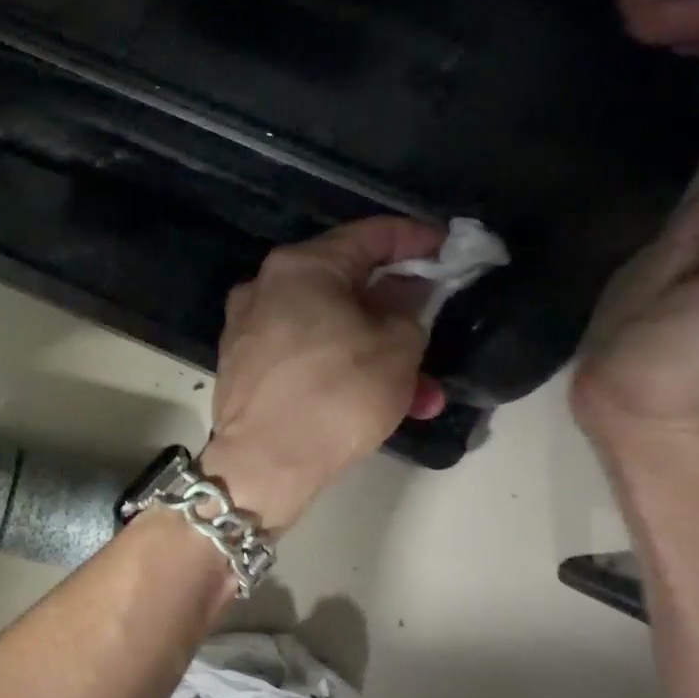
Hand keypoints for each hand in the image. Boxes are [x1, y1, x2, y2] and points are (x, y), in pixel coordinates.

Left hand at [204, 217, 446, 529]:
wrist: (264, 462)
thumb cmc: (336, 392)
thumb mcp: (399, 345)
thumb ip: (409, 307)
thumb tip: (402, 292)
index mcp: (297, 267)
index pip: (369, 235)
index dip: (418, 240)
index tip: (454, 252)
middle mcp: (262, 289)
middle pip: (344, 283)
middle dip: (399, 307)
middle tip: (440, 318)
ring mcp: (247, 329)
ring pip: (330, 327)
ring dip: (380, 352)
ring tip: (426, 390)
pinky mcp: (245, 367)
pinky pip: (306, 355)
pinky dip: (345, 369)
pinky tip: (388, 402)